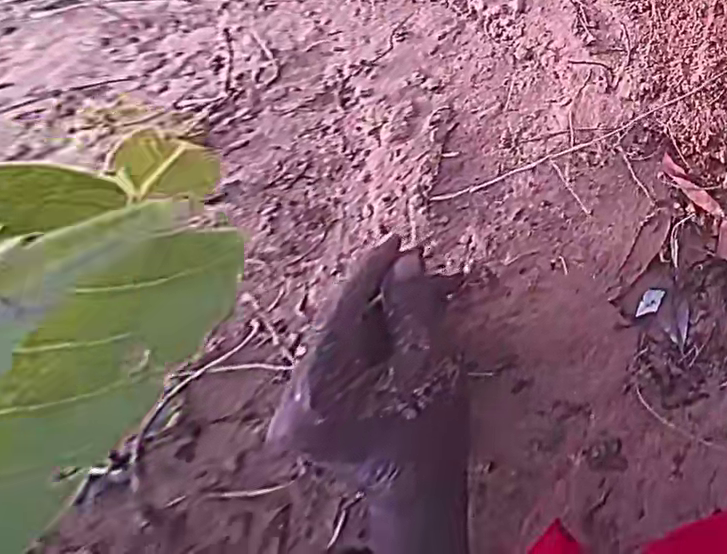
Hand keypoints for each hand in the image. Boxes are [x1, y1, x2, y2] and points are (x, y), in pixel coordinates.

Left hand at [267, 237, 464, 487]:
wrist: (419, 487)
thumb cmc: (430, 427)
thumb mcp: (430, 360)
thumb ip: (414, 308)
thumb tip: (407, 260)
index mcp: (319, 393)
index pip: (340, 313)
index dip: (372, 272)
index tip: (399, 240)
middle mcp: (293, 400)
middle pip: (342, 323)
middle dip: (388, 292)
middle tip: (430, 268)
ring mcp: (296, 408)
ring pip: (346, 336)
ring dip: (389, 310)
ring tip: (434, 292)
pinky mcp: (310, 408)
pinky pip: (346, 354)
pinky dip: (380, 332)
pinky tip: (412, 319)